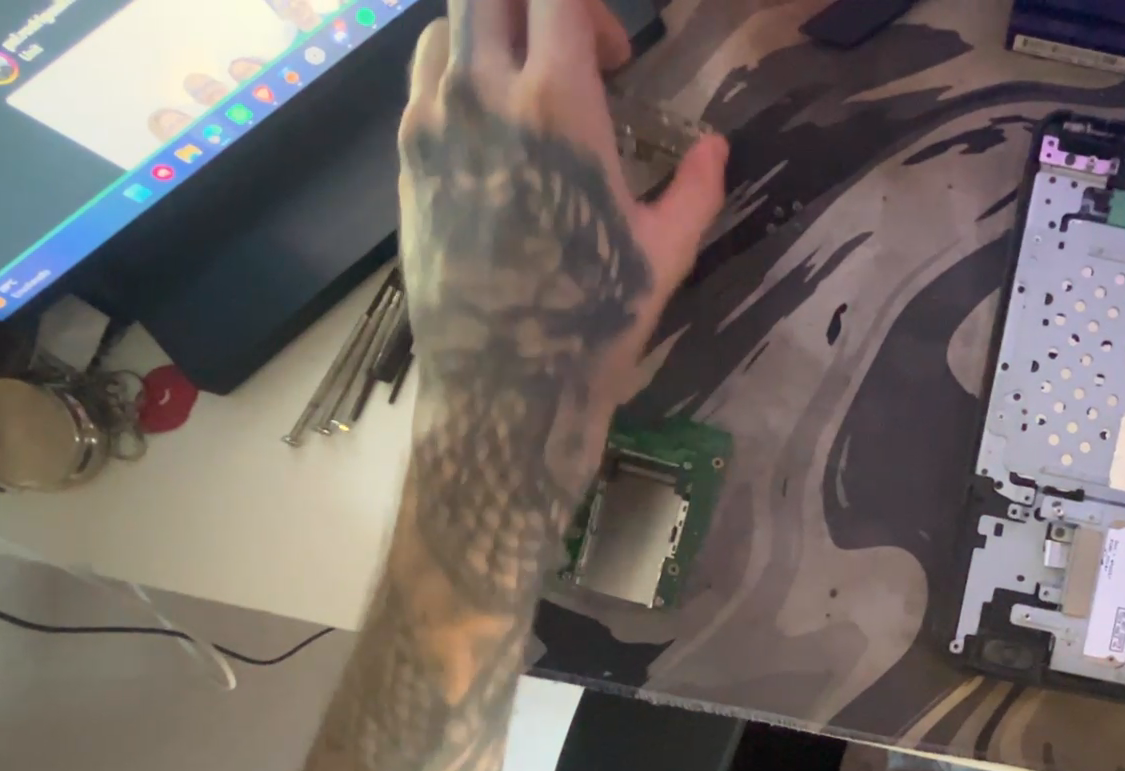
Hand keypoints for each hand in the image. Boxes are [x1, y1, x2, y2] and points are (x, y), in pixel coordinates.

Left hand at [397, 0, 726, 495]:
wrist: (509, 378)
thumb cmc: (598, 316)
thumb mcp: (666, 254)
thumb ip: (697, 188)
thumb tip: (717, 146)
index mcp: (558, 107)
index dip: (592, 12)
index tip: (616, 62)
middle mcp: (482, 93)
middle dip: (539, 7)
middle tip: (573, 62)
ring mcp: (433, 122)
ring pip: (449, 27)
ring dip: (496, 39)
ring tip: (530, 98)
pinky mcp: (407, 157)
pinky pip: (426, 81)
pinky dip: (462, 79)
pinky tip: (497, 138)